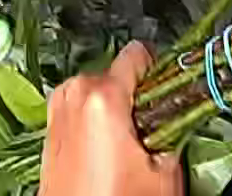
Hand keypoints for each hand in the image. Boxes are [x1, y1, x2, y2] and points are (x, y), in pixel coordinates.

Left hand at [40, 42, 182, 195]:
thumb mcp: (163, 176)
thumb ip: (173, 132)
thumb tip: (179, 114)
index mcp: (103, 96)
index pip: (137, 54)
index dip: (157, 69)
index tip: (167, 88)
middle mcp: (77, 92)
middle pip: (117, 74)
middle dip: (135, 97)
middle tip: (147, 130)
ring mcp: (60, 107)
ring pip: (98, 89)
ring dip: (113, 107)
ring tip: (125, 145)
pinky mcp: (51, 125)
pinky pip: (80, 106)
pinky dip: (94, 118)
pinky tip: (105, 150)